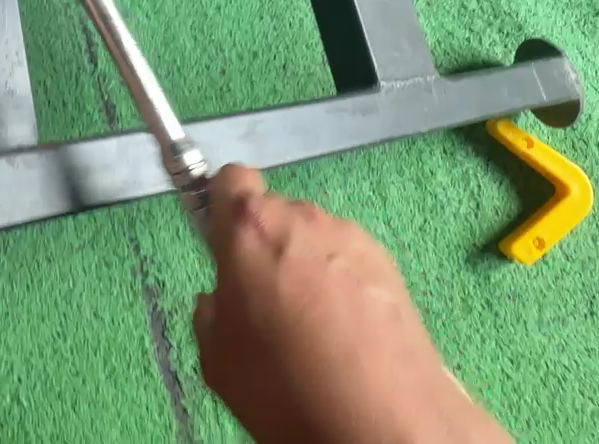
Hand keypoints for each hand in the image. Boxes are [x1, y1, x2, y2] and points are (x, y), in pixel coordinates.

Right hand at [195, 166, 509, 443]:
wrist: (384, 425)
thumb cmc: (285, 387)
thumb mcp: (218, 357)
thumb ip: (212, 308)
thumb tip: (223, 298)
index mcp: (248, 226)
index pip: (229, 179)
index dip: (223, 208)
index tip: (226, 246)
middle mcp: (299, 215)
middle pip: (272, 212)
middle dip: (266, 246)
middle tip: (268, 302)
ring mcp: (347, 234)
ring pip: (311, 236)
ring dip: (305, 263)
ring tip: (315, 324)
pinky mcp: (386, 260)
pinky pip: (347, 257)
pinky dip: (342, 280)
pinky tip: (348, 331)